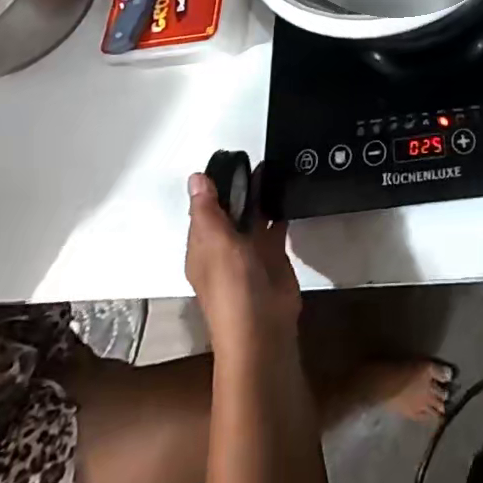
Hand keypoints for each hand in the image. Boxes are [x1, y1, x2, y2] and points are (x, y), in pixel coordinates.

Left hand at [184, 173, 300, 353]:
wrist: (263, 327)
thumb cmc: (233, 287)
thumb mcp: (215, 243)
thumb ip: (208, 210)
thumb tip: (196, 177)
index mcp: (201, 246)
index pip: (204, 208)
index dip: (214, 184)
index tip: (230, 156)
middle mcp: (223, 247)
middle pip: (230, 210)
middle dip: (239, 187)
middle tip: (254, 156)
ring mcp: (249, 253)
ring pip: (252, 215)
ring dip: (259, 195)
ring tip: (272, 166)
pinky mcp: (273, 256)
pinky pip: (274, 226)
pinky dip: (278, 210)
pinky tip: (287, 192)